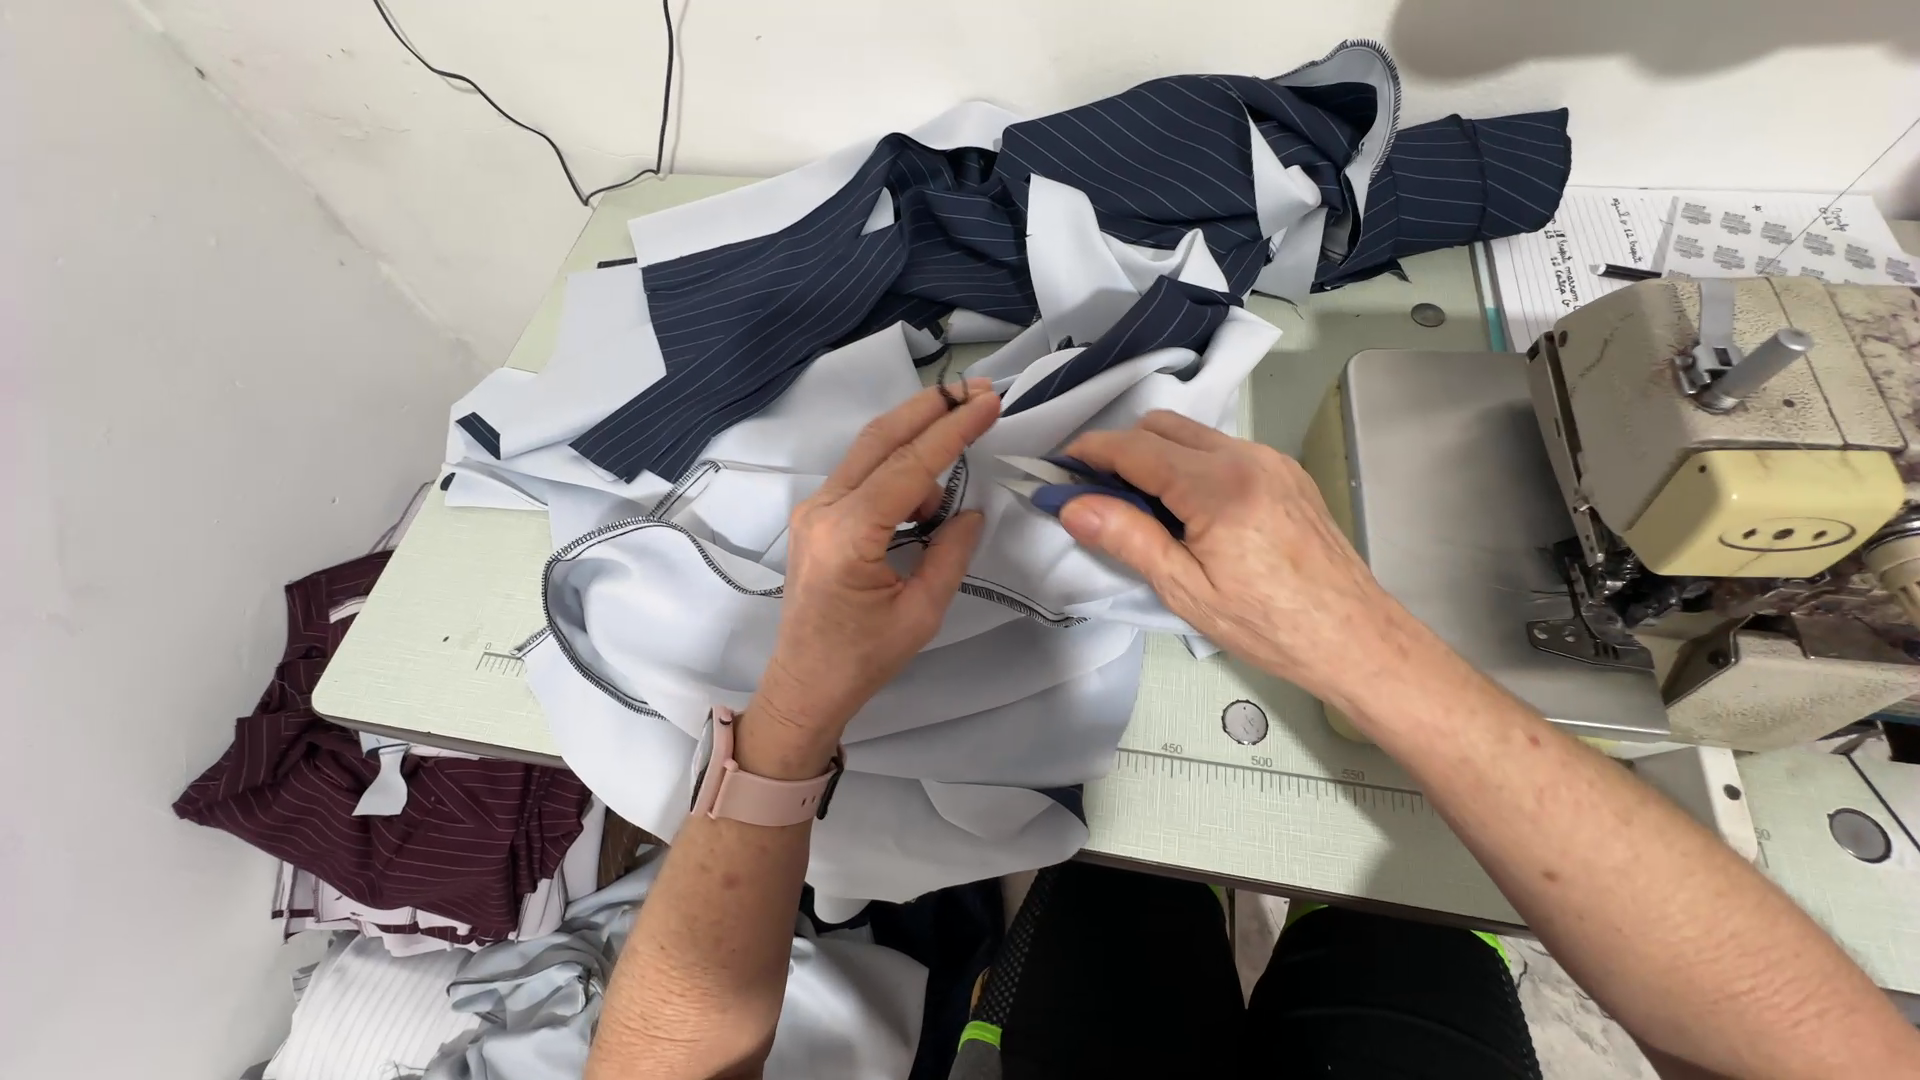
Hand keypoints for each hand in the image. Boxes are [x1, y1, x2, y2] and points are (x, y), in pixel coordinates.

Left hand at [740, 380, 1000, 777]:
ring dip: (916, 437)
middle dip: (931, 407)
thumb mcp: (922, 613)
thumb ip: (951, 553)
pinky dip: (898, 469)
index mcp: (849, 534)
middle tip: (978, 389)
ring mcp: (813, 509)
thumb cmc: (863, 660)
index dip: (953, 430)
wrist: (805, 685)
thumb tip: (968, 511)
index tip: (989, 403)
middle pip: (881, 437)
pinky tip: (925, 497)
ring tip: (957, 455)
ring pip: (869, 450)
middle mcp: (823, 509)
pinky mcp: (815, 517)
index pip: (910, 466)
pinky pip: (861, 474)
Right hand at [1057, 411, 1405, 702]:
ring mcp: (1270, 460)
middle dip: (1120, 450)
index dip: (1089, 454)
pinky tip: (1188, 511)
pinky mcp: (1285, 472)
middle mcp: (1246, 456)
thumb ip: (1127, 538)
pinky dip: (1189, 465)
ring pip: (1193, 434)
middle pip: (1162, 426)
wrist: (1354, 637)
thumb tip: (1071, 506)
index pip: (1135, 449)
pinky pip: (1221, 450)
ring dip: (1155, 455)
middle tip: (1096, 493)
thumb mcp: (1186, 589)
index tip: (1056, 469)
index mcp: (1218, 485)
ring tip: (1140, 507)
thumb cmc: (1266, 624)